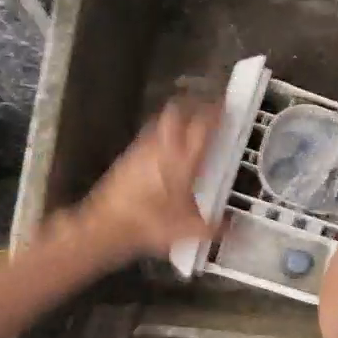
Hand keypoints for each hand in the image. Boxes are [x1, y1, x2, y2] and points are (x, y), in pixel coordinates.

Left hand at [77, 98, 219, 261]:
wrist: (105, 226)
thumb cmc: (150, 224)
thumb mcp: (189, 231)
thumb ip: (215, 227)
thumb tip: (232, 227)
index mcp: (183, 161)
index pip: (202, 125)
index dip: (215, 111)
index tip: (225, 106)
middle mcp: (162, 148)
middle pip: (177, 110)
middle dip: (192, 106)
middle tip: (204, 110)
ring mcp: (141, 149)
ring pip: (160, 121)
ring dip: (175, 118)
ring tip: (186, 125)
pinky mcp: (126, 157)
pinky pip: (147, 135)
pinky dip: (159, 134)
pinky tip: (164, 149)